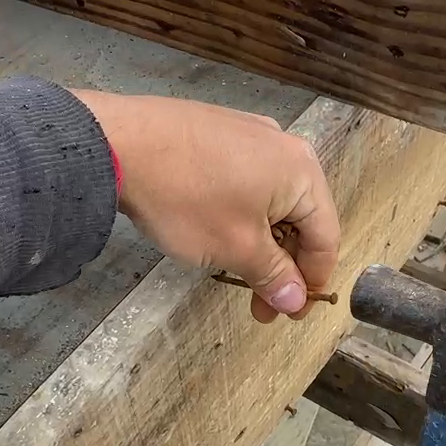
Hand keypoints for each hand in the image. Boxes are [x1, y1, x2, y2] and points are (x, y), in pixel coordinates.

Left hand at [70, 90, 338, 320]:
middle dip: (282, 267)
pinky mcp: (219, 132)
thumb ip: (274, 275)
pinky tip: (217, 235)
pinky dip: (240, 216)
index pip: (326, 237)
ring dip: (260, 245)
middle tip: (261, 306)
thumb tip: (296, 300)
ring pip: (270, 202)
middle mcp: (285, 145)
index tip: (292, 314)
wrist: (119, 143)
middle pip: (300, 219)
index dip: (313, 282)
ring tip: (236, 275)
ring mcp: (250, 134)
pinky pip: (244, 182)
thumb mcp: (237, 247)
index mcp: (303, 171)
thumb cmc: (186, 198)